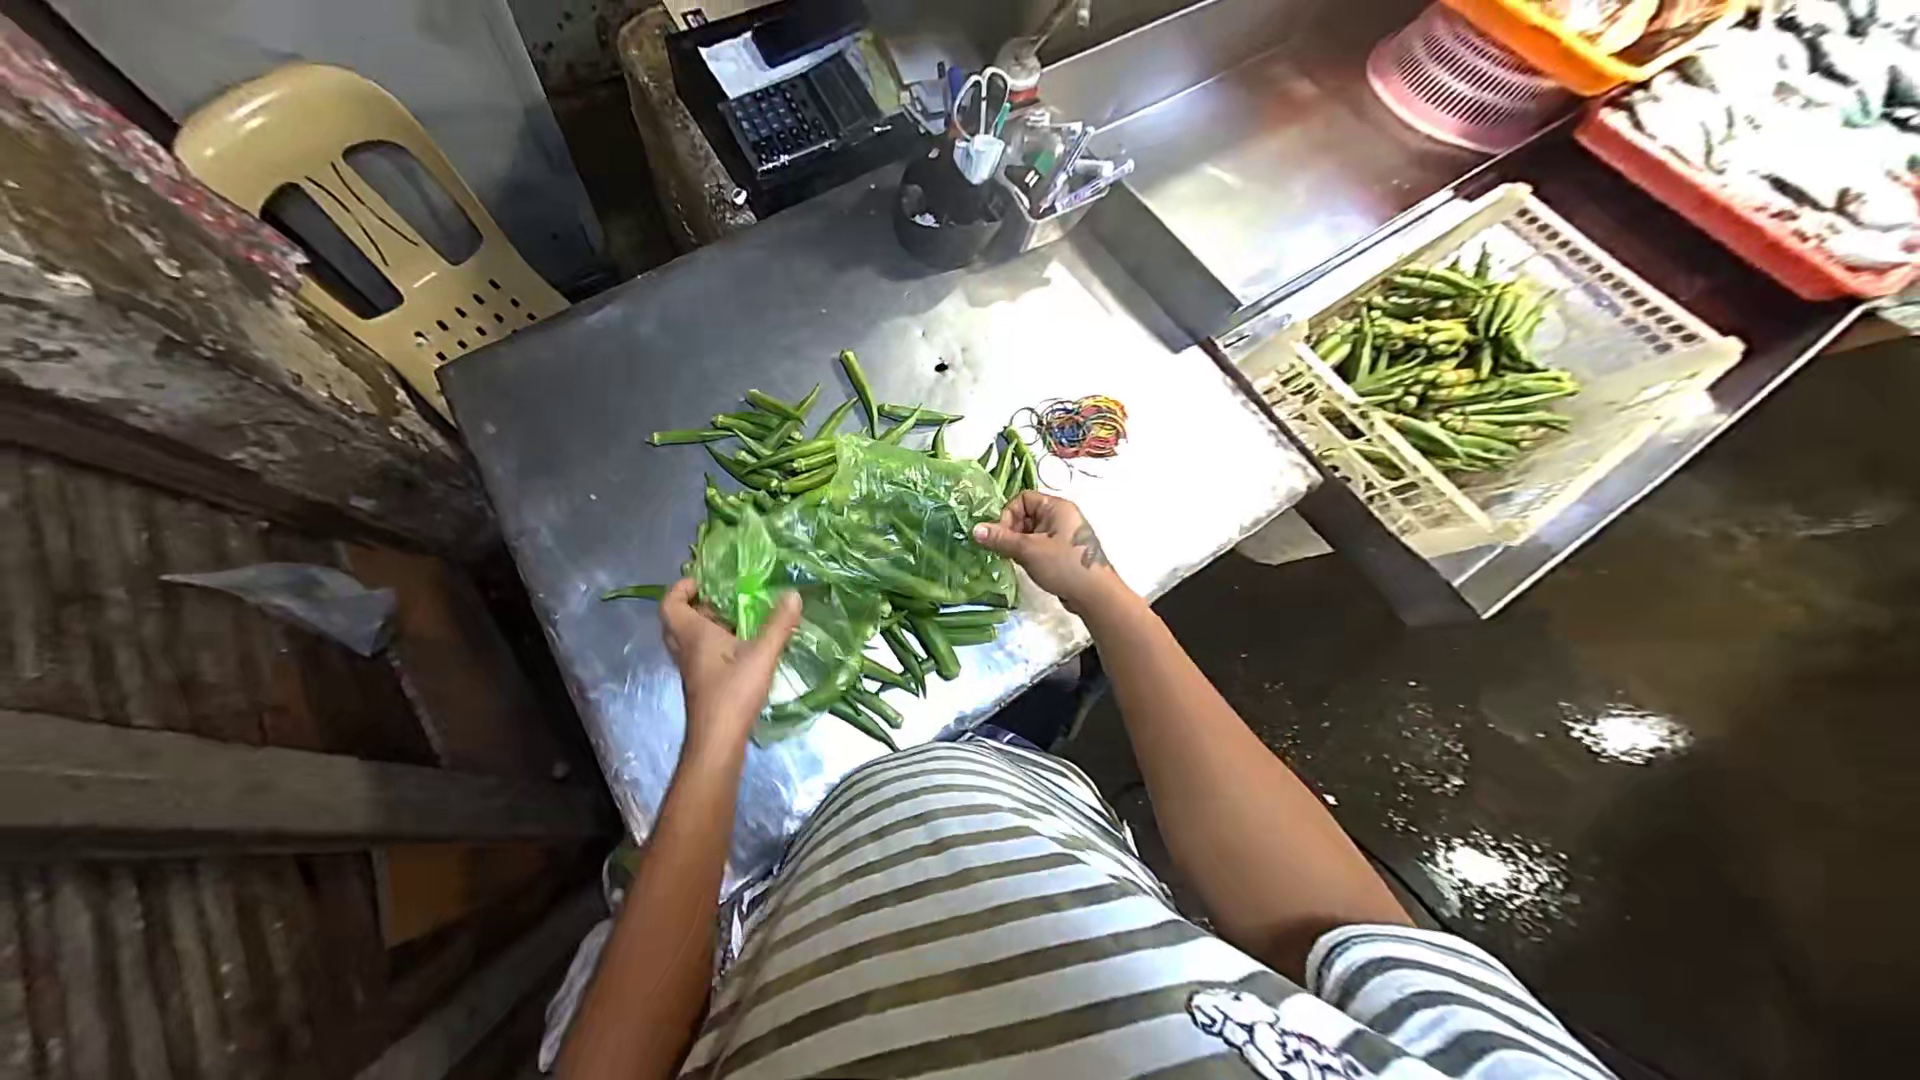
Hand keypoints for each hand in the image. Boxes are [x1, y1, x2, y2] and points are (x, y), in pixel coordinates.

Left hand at [660, 579, 801, 756]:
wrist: (718, 739)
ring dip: (706, 624)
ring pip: (689, 638)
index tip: (702, 580)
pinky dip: (715, 642)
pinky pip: (701, 653)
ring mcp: (692, 667)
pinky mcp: (702, 682)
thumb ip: (779, 624)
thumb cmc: (733, 692)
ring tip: (736, 616)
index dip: (680, 588)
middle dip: (695, 604)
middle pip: (677, 620)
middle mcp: (687, 648)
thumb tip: (793, 594)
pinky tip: (742, 645)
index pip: (670, 604)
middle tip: (720, 596)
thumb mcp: (762, 653)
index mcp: (693, 635)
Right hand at [972, 492, 1132, 615]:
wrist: (1095, 595)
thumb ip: (1001, 539)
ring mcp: (1063, 535)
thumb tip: (975, 529)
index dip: (1008, 514)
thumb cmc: (1063, 565)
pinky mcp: (1063, 552)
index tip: (1002, 535)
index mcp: (1057, 507)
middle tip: (1005, 549)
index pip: (1023, 498)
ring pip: (1031, 532)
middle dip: (1011, 531)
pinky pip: (1039, 545)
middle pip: (1026, 515)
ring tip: (1014, 559)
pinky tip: (1025, 566)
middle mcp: (1061, 517)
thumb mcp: (1028, 550)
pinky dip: (1028, 553)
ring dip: (1018, 544)